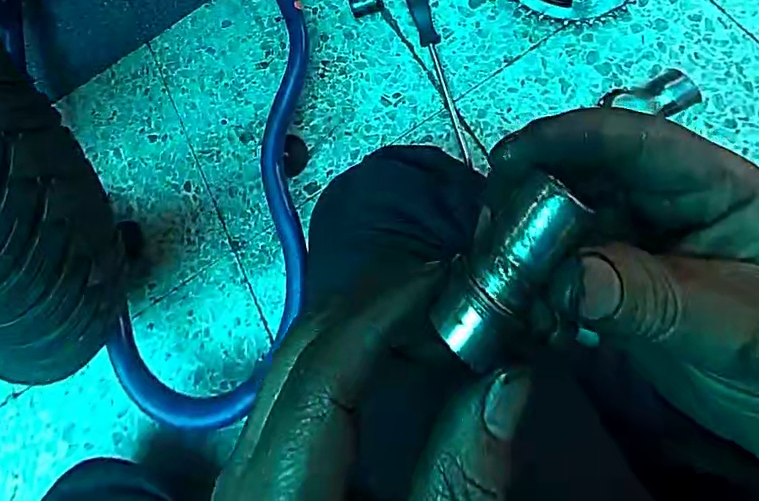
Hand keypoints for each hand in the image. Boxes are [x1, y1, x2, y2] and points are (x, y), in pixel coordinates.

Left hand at [215, 268, 536, 500]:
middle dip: (381, 302)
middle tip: (452, 288)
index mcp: (274, 497)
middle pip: (306, 347)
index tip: (446, 279)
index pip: (325, 367)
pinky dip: (358, 353)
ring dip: (370, 322)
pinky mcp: (264, 475)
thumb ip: (463, 480)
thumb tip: (511, 377)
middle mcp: (247, 471)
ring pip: (302, 357)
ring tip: (436, 313)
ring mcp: (248, 470)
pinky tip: (401, 354)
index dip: (387, 310)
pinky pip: (305, 384)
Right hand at [487, 108, 758, 480]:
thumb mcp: (742, 332)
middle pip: (591, 169)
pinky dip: (540, 275)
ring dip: (530, 235)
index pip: (640, 139)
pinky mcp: (620, 273)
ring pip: (570, 212)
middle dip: (537, 187)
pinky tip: (521, 297)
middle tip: (492, 225)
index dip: (575, 136)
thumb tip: (569, 277)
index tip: (514, 156)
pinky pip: (568, 260)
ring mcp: (642, 235)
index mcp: (716, 185)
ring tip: (496, 265)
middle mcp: (670, 197)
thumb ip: (655, 300)